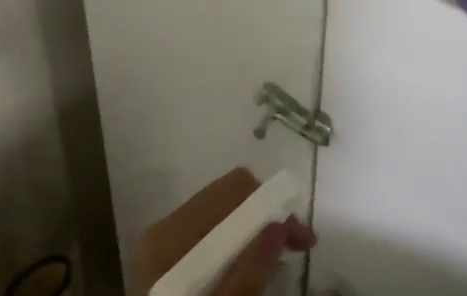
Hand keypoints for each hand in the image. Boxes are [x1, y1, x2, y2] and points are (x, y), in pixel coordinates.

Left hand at [133, 168, 316, 295]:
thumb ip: (247, 275)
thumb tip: (279, 225)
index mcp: (170, 236)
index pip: (232, 190)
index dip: (273, 205)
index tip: (300, 238)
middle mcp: (165, 228)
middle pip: (230, 199)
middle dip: (269, 216)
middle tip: (300, 244)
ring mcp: (165, 244)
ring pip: (225, 215)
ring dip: (259, 230)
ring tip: (284, 254)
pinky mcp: (170, 260)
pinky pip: (214, 235)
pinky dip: (241, 244)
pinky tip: (254, 266)